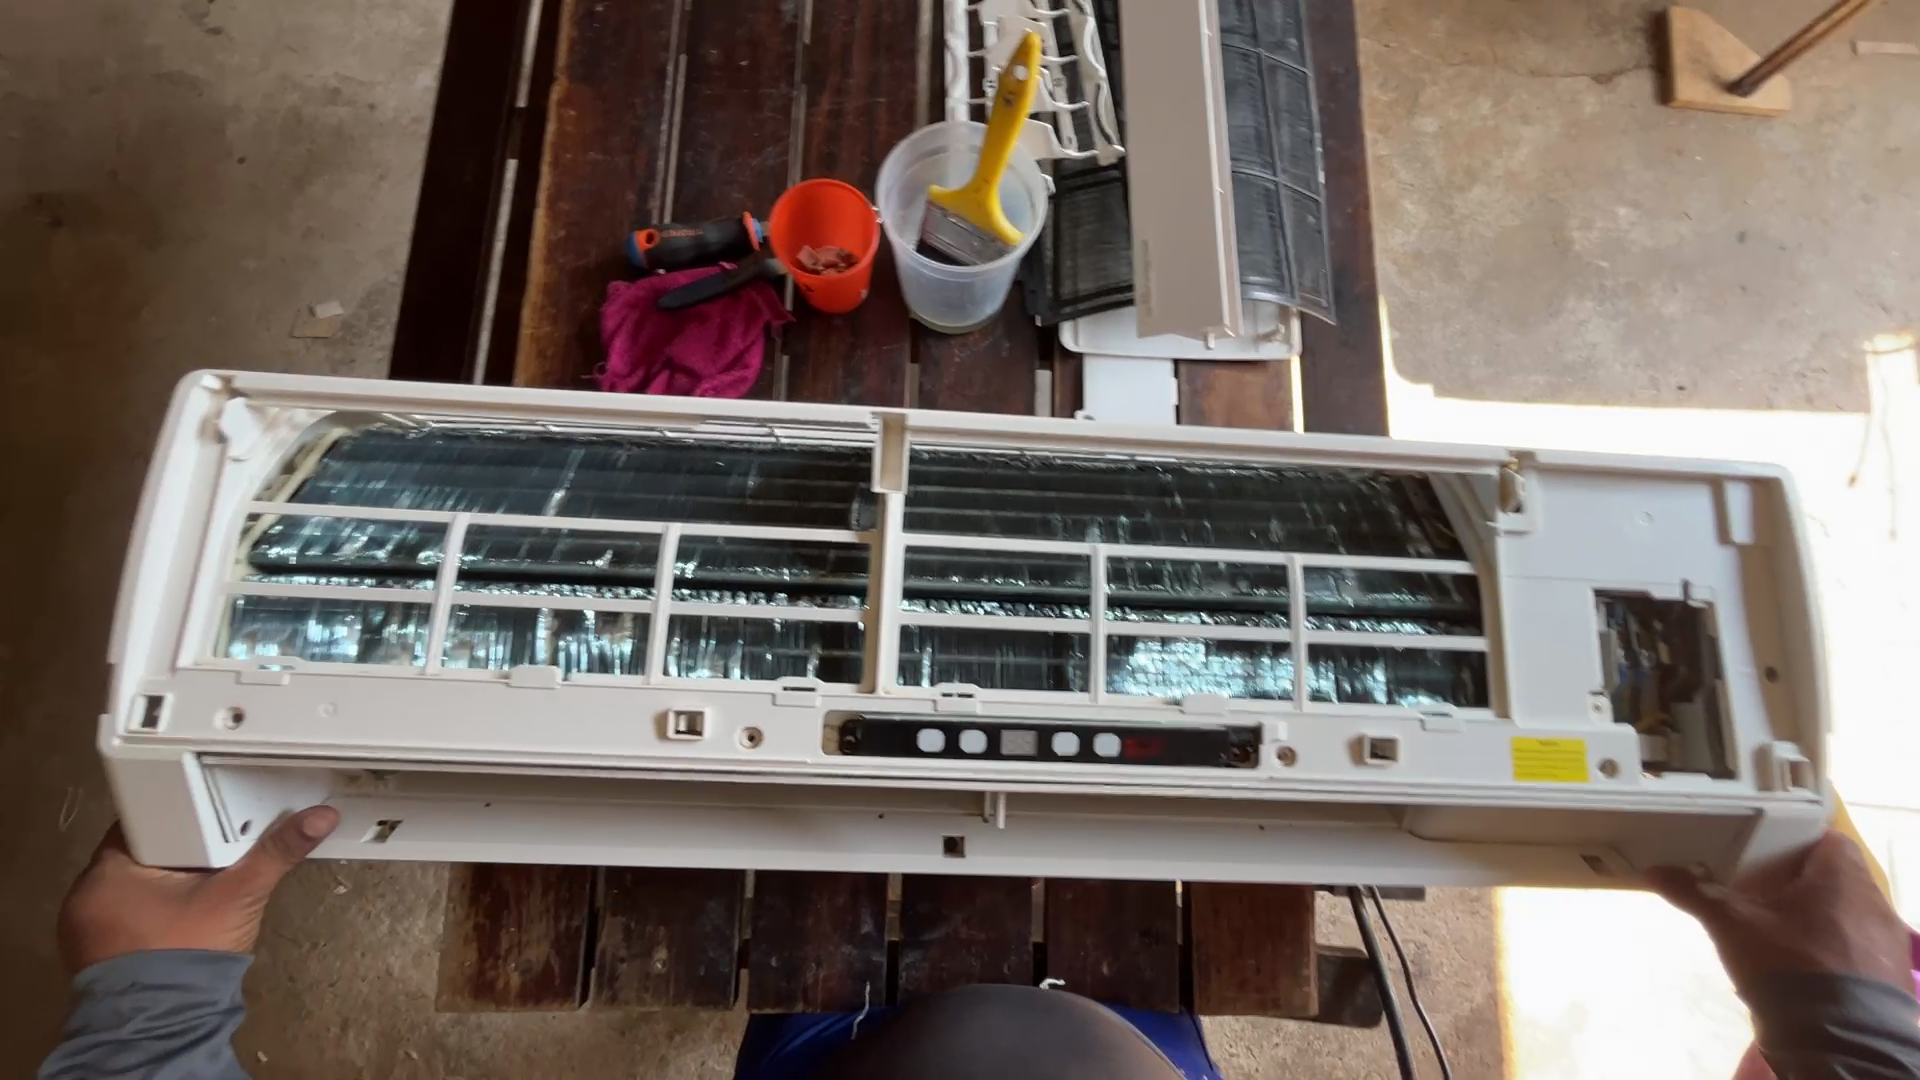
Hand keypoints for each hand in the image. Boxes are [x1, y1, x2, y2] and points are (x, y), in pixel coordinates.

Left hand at [57, 806, 339, 972]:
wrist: (163, 1019)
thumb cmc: (186, 949)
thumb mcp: (241, 893)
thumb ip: (278, 851)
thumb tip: (322, 816)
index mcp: (106, 875)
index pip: (147, 820)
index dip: (188, 806)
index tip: (222, 799)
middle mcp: (90, 895)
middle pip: (153, 845)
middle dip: (193, 836)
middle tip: (233, 827)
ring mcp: (97, 922)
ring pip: (150, 872)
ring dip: (186, 864)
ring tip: (225, 857)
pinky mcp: (114, 940)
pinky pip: (147, 897)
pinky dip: (177, 888)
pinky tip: (206, 890)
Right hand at [1650, 829, 1911, 993]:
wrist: (1839, 1037)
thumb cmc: (1786, 960)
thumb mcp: (1727, 920)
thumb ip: (1691, 890)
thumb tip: (1655, 871)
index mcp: (1843, 884)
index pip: (1830, 841)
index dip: (1797, 835)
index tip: (1764, 839)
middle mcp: (1875, 908)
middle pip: (1837, 875)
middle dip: (1798, 874)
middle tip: (1756, 875)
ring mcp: (1888, 945)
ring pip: (1847, 909)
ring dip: (1814, 907)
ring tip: (1770, 913)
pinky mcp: (1887, 975)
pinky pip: (1855, 939)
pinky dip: (1826, 936)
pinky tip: (1794, 947)